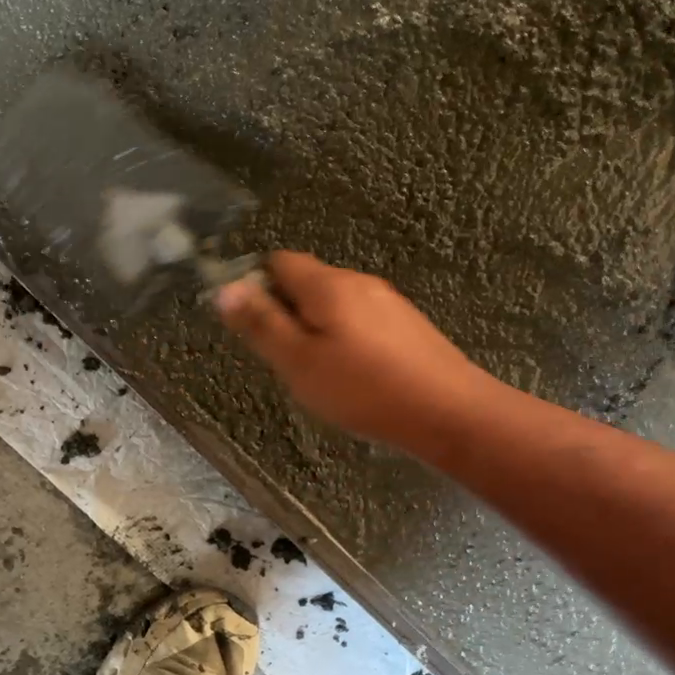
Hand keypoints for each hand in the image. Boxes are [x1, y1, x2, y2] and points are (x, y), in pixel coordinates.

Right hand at [214, 252, 500, 451]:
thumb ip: (260, 323)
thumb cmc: (362, 388)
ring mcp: (387, 303)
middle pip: (305, 281)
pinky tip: (348, 375)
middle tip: (281, 356)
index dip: (255, 285)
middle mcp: (359, 283)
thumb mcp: (296, 360)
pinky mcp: (405, 326)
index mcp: (328, 285)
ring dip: (311, 328)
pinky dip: (340, 339)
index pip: (278, 261)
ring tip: (313, 371)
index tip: (251, 325)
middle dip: (283, 311)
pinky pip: (356, 320)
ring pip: (331, 303)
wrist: (450, 413)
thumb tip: (225, 289)